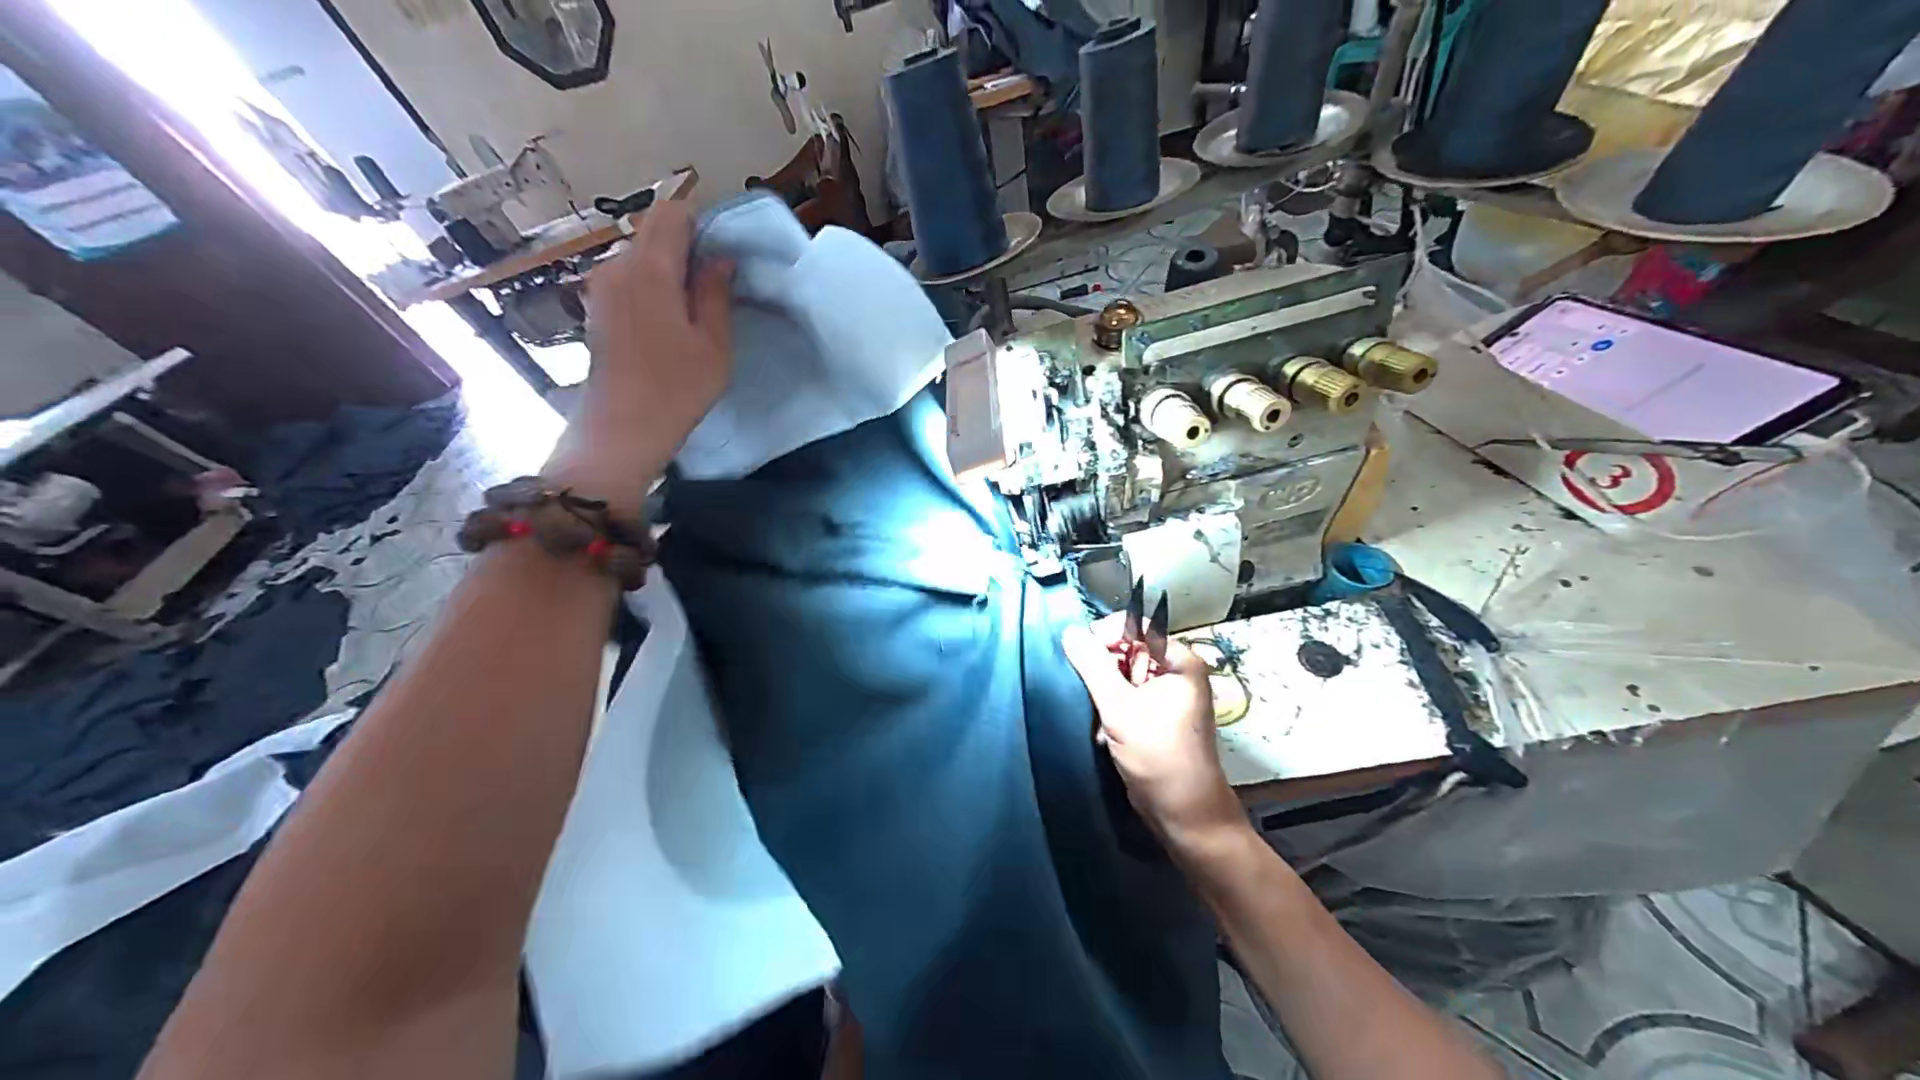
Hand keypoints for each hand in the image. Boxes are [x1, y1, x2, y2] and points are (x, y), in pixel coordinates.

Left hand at [548, 200, 733, 512]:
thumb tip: (720, 259)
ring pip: (640, 257)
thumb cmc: (677, 388)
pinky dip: (651, 288)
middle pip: (653, 232)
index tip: (721, 257)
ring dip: (668, 271)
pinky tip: (668, 324)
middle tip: (713, 291)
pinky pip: (628, 279)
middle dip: (685, 249)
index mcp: (650, 269)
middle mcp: (617, 266)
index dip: (700, 224)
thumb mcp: (714, 344)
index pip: (672, 213)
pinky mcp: (596, 308)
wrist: (621, 430)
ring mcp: (601, 287)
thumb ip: (716, 293)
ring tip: (691, 313)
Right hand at [1062, 615, 1250, 857]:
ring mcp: (1167, 695)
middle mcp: (1176, 672)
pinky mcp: (1156, 716)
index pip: (1134, 626)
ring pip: (1122, 676)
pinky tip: (1107, 732)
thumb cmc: (1158, 755)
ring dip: (1105, 695)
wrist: (1184, 813)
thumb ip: (1093, 665)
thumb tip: (1070, 631)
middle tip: (1091, 694)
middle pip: (1126, 650)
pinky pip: (1126, 698)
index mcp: (1179, 660)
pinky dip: (1112, 710)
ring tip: (1101, 718)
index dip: (1105, 636)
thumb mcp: (1119, 707)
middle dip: (1103, 671)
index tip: (1080, 656)